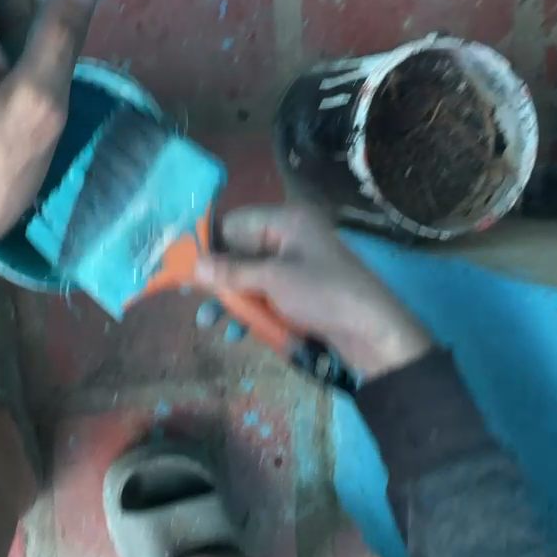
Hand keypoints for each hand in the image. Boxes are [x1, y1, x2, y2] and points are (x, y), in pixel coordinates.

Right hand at [194, 205, 433, 379]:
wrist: (375, 334)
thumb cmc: (324, 295)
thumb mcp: (273, 280)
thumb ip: (231, 271)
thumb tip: (193, 264)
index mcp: (287, 222)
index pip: (235, 222)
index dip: (208, 242)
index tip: (181, 262)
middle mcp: (289, 238)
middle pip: (239, 251)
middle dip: (215, 276)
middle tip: (185, 294)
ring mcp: (295, 268)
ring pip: (249, 277)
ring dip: (229, 299)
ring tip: (208, 321)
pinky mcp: (300, 294)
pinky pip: (264, 296)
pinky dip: (249, 311)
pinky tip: (235, 332)